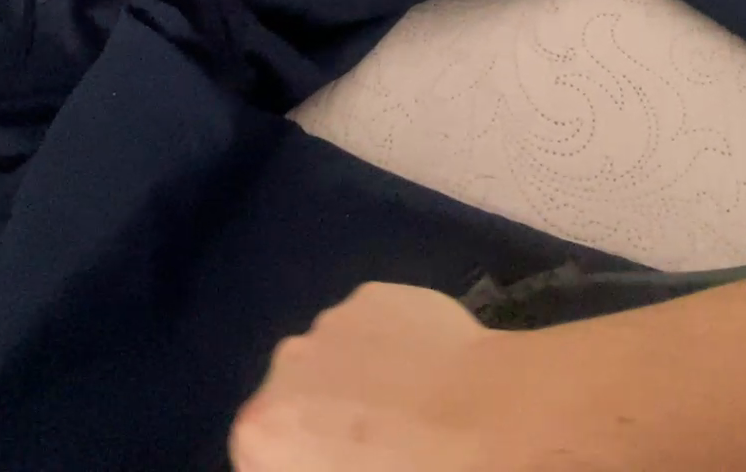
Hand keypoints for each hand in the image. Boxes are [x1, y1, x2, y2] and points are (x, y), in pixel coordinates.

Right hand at [230, 282, 514, 471]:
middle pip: (295, 392)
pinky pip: (371, 322)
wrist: (485, 418)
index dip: (300, 456)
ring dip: (355, 372)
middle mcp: (284, 363)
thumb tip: (325, 449)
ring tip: (407, 396)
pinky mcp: (374, 292)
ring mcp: (331, 319)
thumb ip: (309, 462)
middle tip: (374, 437)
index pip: (263, 446)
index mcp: (260, 427)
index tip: (334, 461)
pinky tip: (424, 363)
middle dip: (322, 412)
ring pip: (333, 352)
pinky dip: (387, 340)